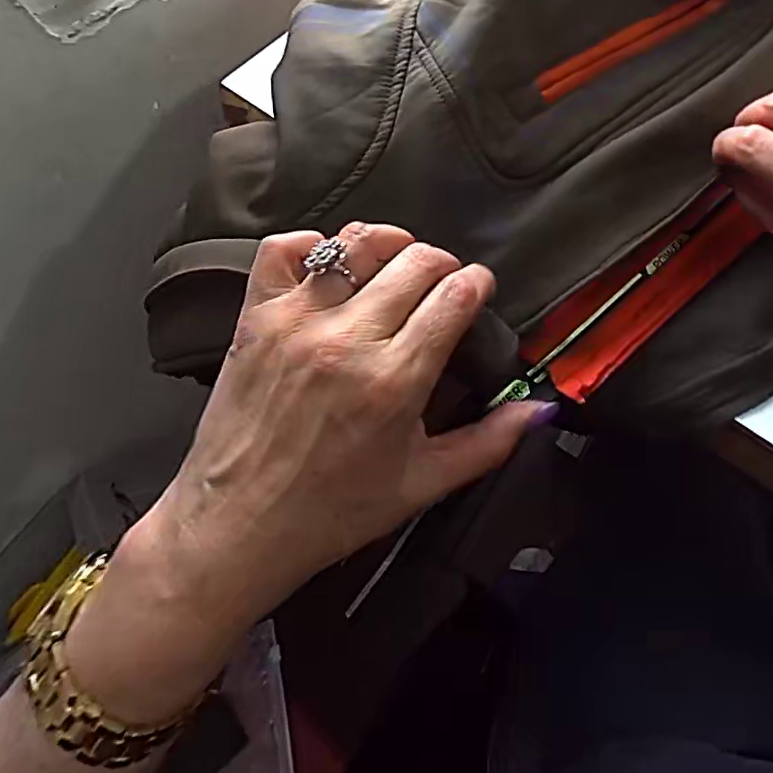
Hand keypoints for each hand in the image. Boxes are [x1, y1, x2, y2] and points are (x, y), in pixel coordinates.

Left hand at [65, 224, 550, 723]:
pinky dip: (313, 245)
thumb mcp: (426, 482)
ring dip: (390, 244)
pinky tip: (332, 268)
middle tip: (444, 284)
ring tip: (397, 265)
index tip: (479, 289)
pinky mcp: (255, 319)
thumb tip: (540, 408)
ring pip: (357, 242)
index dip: (478, 281)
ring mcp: (296, 323)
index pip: (455, 295)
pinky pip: (284, 249)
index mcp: (395, 380)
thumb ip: (492, 440)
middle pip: (416, 259)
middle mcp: (347, 341)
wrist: (233, 531)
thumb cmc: (334, 510)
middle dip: (444, 263)